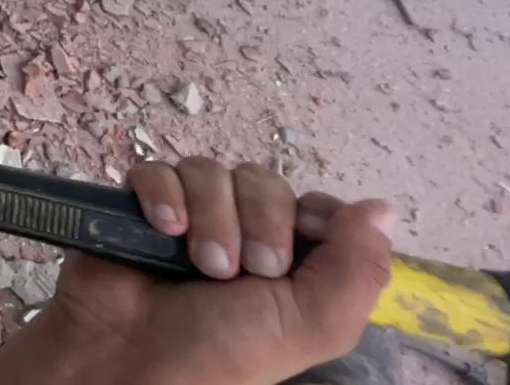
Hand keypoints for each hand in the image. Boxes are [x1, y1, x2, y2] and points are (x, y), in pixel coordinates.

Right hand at [0, 159, 394, 384]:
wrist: (137, 347)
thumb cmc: (230, 347)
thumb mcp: (313, 323)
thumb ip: (356, 268)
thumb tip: (383, 205)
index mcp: (290, 257)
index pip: (312, 203)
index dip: (307, 217)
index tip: (293, 257)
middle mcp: (239, 225)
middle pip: (259, 180)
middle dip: (253, 223)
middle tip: (238, 270)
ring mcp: (184, 209)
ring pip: (205, 170)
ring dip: (207, 215)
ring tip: (195, 259)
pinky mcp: (134, 199)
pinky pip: (153, 170)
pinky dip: (160, 195)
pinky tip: (161, 227)